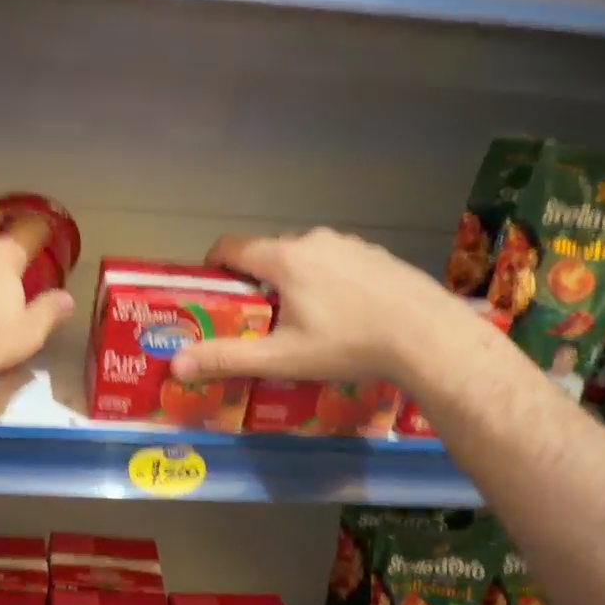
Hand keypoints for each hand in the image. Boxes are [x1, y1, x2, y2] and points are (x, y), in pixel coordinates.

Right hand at [172, 228, 460, 383]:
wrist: (429, 337)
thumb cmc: (348, 345)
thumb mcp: (282, 357)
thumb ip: (227, 358)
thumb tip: (175, 365)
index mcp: (284, 258)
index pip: (231, 246)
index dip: (214, 266)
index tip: (213, 292)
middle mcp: (313, 240)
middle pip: (268, 253)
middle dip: (256, 282)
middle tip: (258, 320)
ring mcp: (350, 243)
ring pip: (304, 257)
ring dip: (294, 281)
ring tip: (304, 322)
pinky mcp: (377, 254)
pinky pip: (337, 262)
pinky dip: (328, 281)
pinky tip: (345, 315)